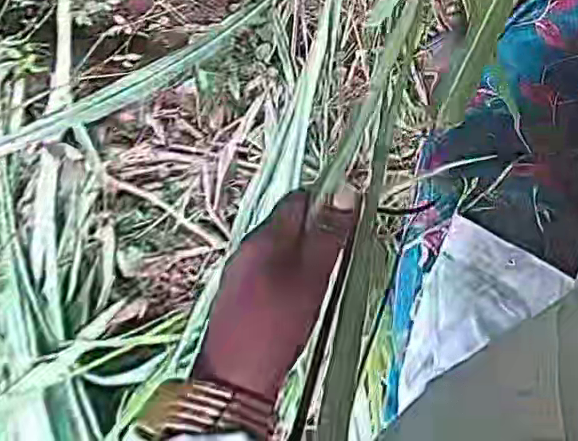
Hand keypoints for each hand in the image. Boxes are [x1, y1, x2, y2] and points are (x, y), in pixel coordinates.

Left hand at [195, 186, 357, 400]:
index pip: (299, 198)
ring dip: (300, 255)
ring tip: (317, 281)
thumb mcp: (313, 275)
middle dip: (314, 232)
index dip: (325, 204)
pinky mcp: (235, 296)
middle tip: (334, 255)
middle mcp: (247, 247)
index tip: (343, 221)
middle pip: (288, 222)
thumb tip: (344, 193)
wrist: (233, 384)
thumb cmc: (275, 327)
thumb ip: (329, 232)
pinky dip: (284, 275)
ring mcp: (238, 272)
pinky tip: (294, 299)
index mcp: (265, 235)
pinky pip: (266, 270)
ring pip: (278, 247)